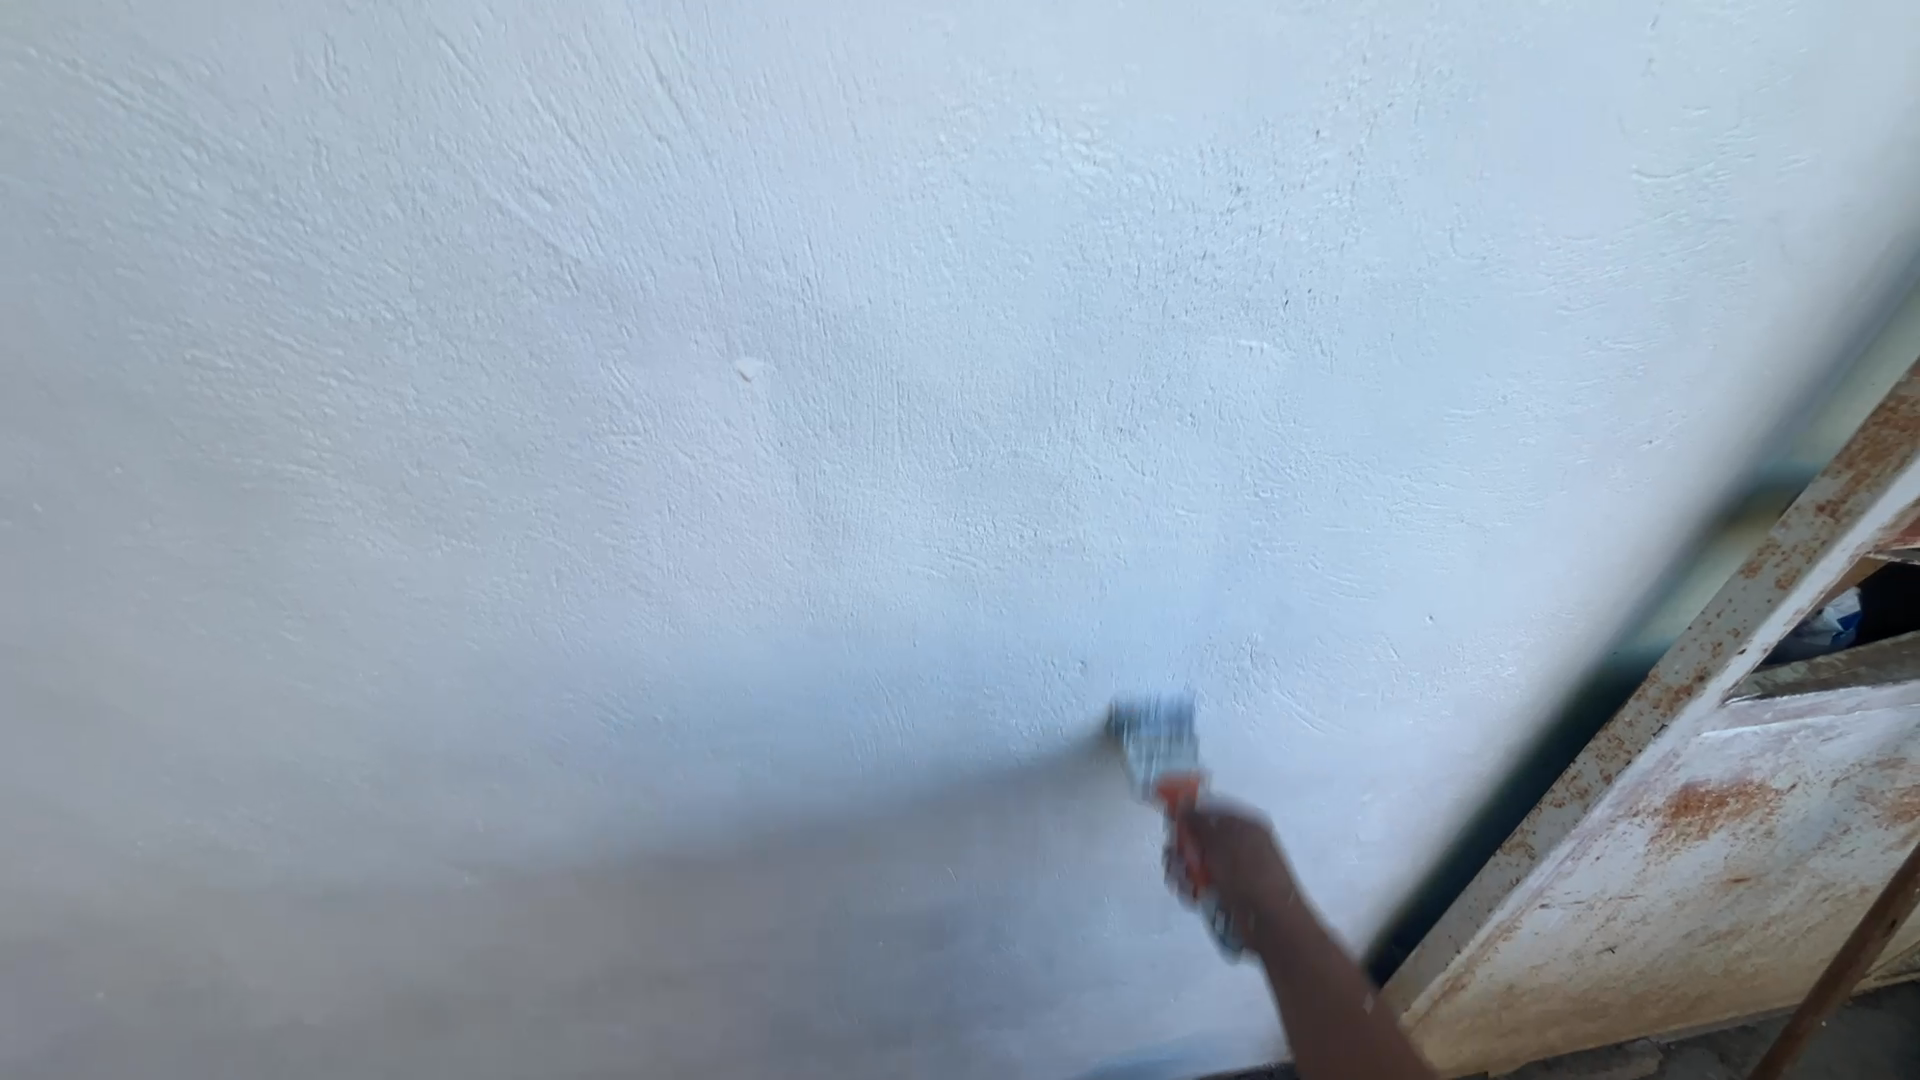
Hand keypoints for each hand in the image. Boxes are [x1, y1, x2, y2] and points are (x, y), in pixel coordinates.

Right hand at [1172, 800, 1301, 932]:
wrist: (1273, 923)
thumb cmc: (1248, 875)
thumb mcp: (1221, 842)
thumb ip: (1198, 822)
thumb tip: (1184, 803)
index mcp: (1245, 826)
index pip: (1211, 810)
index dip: (1189, 814)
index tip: (1171, 823)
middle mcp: (1240, 845)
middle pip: (1200, 838)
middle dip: (1183, 848)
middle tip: (1175, 859)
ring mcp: (1235, 870)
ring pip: (1198, 863)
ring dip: (1184, 871)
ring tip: (1183, 884)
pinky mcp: (1229, 893)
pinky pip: (1204, 884)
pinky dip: (1194, 888)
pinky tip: (1191, 897)